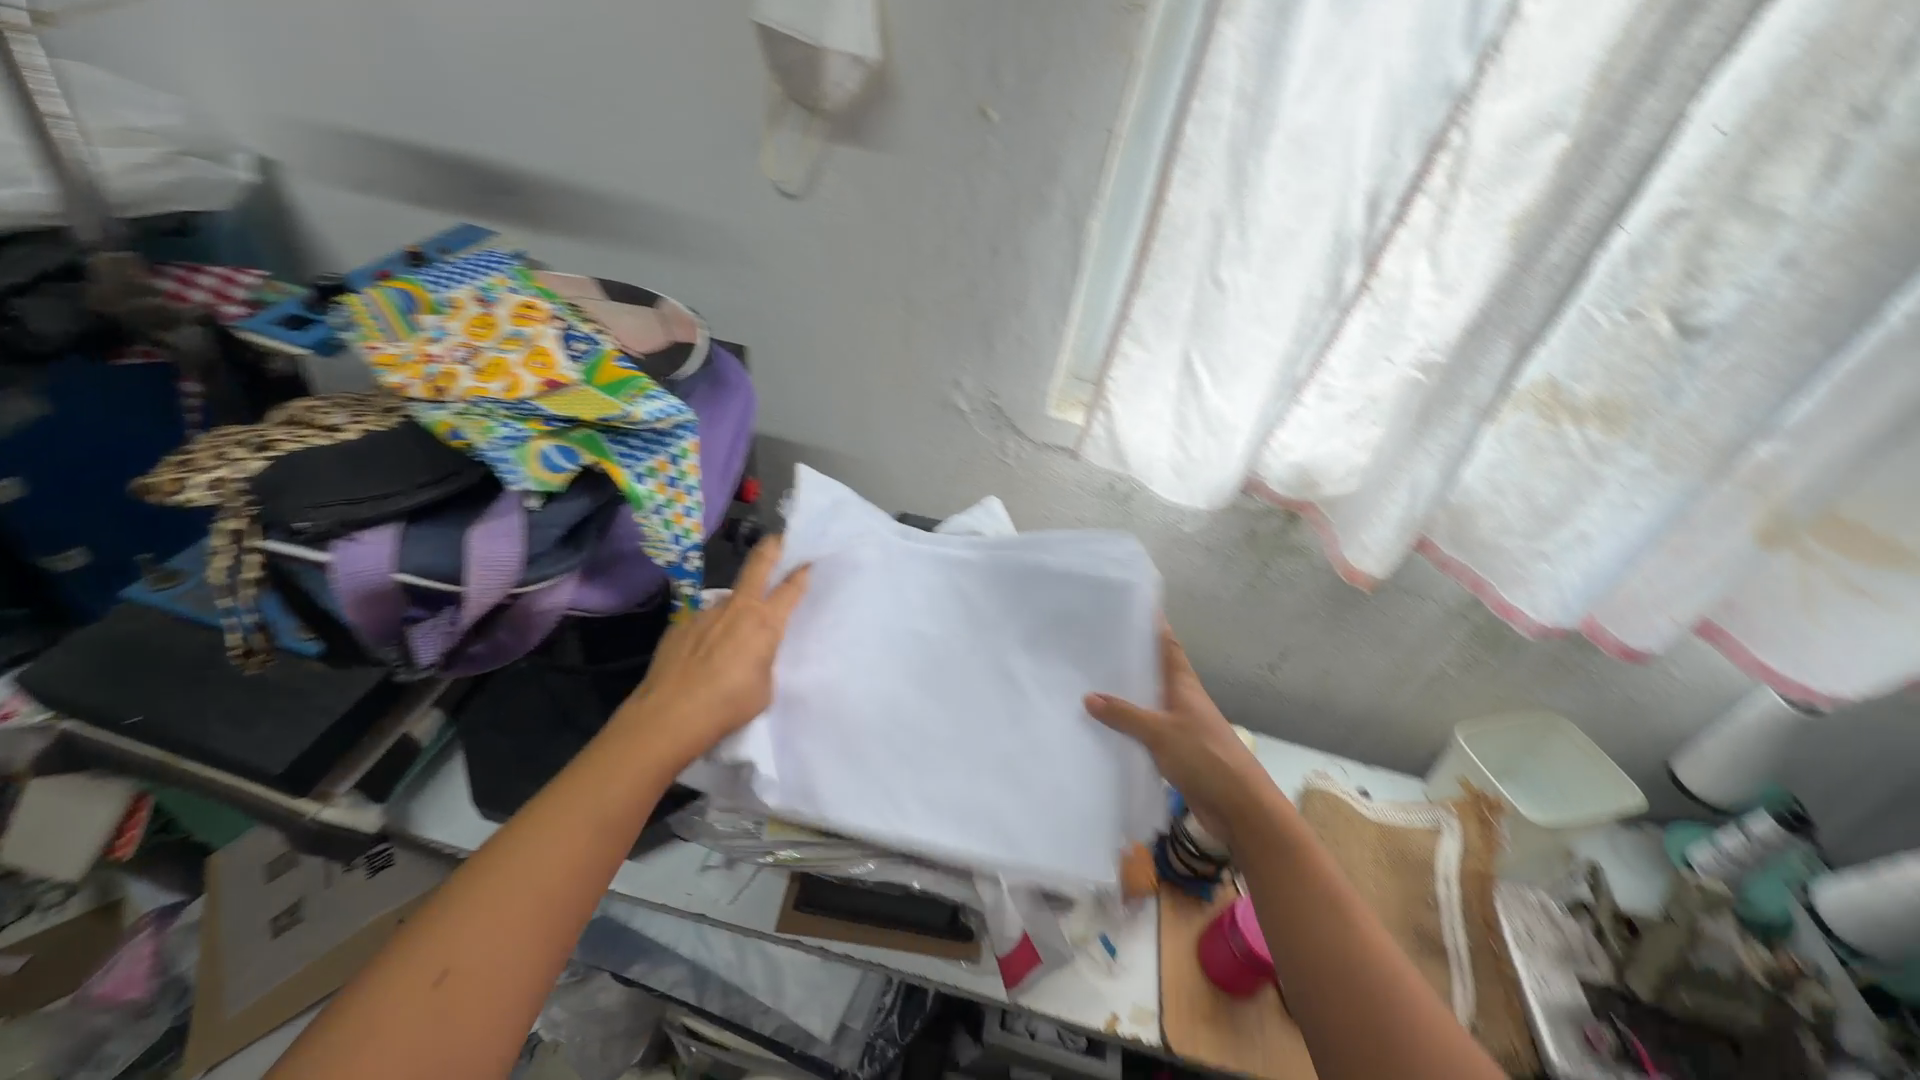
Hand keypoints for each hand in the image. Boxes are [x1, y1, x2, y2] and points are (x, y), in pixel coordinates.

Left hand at [612, 536, 808, 766]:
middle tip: (777, 539)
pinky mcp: (679, 625)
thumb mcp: (764, 687)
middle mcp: (736, 608)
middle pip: (757, 565)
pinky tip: (701, 658)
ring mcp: (704, 613)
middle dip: (771, 548)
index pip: (790, 589)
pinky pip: (702, 623)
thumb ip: (763, 660)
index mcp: (764, 623)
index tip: (807, 561)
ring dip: (734, 612)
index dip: (801, 573)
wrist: (671, 714)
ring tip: (728, 644)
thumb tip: (751, 651)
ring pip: (727, 601)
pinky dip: (708, 634)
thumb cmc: (729, 705)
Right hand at [1085, 621, 1279, 847]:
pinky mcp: (1177, 755)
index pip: (1169, 647)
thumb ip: (1125, 715)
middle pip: (1156, 675)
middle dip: (1130, 662)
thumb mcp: (1160, 732)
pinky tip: (1105, 732)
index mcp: (1185, 686)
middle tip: (1095, 649)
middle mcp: (1184, 702)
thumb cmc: (1205, 758)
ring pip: (1149, 706)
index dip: (1154, 628)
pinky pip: (1147, 735)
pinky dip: (1128, 731)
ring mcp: (1181, 729)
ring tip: (1089, 687)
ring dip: (1126, 699)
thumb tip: (1088, 696)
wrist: (1239, 807)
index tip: (1132, 609)